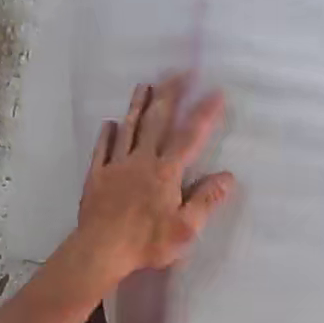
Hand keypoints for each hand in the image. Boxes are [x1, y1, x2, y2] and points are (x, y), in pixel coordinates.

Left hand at [74, 73, 236, 282]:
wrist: (100, 250)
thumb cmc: (146, 242)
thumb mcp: (185, 228)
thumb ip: (205, 200)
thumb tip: (227, 177)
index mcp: (166, 173)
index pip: (190, 137)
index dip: (204, 113)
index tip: (216, 91)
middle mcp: (141, 161)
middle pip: (157, 122)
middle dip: (170, 95)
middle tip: (179, 72)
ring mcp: (115, 166)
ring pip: (129, 129)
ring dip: (138, 106)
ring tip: (145, 85)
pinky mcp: (96, 176)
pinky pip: (101, 149)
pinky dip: (107, 134)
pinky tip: (110, 123)